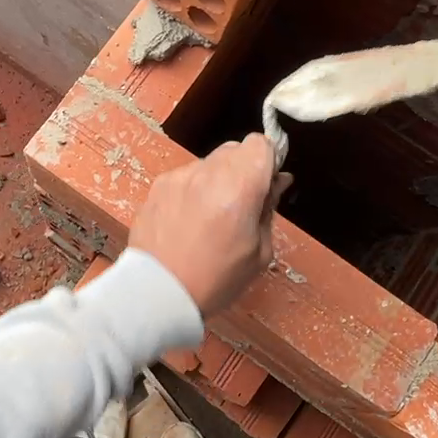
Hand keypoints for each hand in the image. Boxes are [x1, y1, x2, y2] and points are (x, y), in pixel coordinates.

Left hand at [128, 134, 289, 313]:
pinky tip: (189, 220)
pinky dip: (193, 190)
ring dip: (217, 180)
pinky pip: (185, 177)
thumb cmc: (213, 280)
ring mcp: (180, 177)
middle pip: (235, 150)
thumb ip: (270, 209)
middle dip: (243, 170)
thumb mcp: (259, 253)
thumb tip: (278, 181)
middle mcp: (207, 173)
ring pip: (209, 163)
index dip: (268, 160)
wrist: (158, 293)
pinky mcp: (158, 186)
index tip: (266, 182)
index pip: (260, 144)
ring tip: (211, 218)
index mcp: (239, 188)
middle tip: (242, 205)